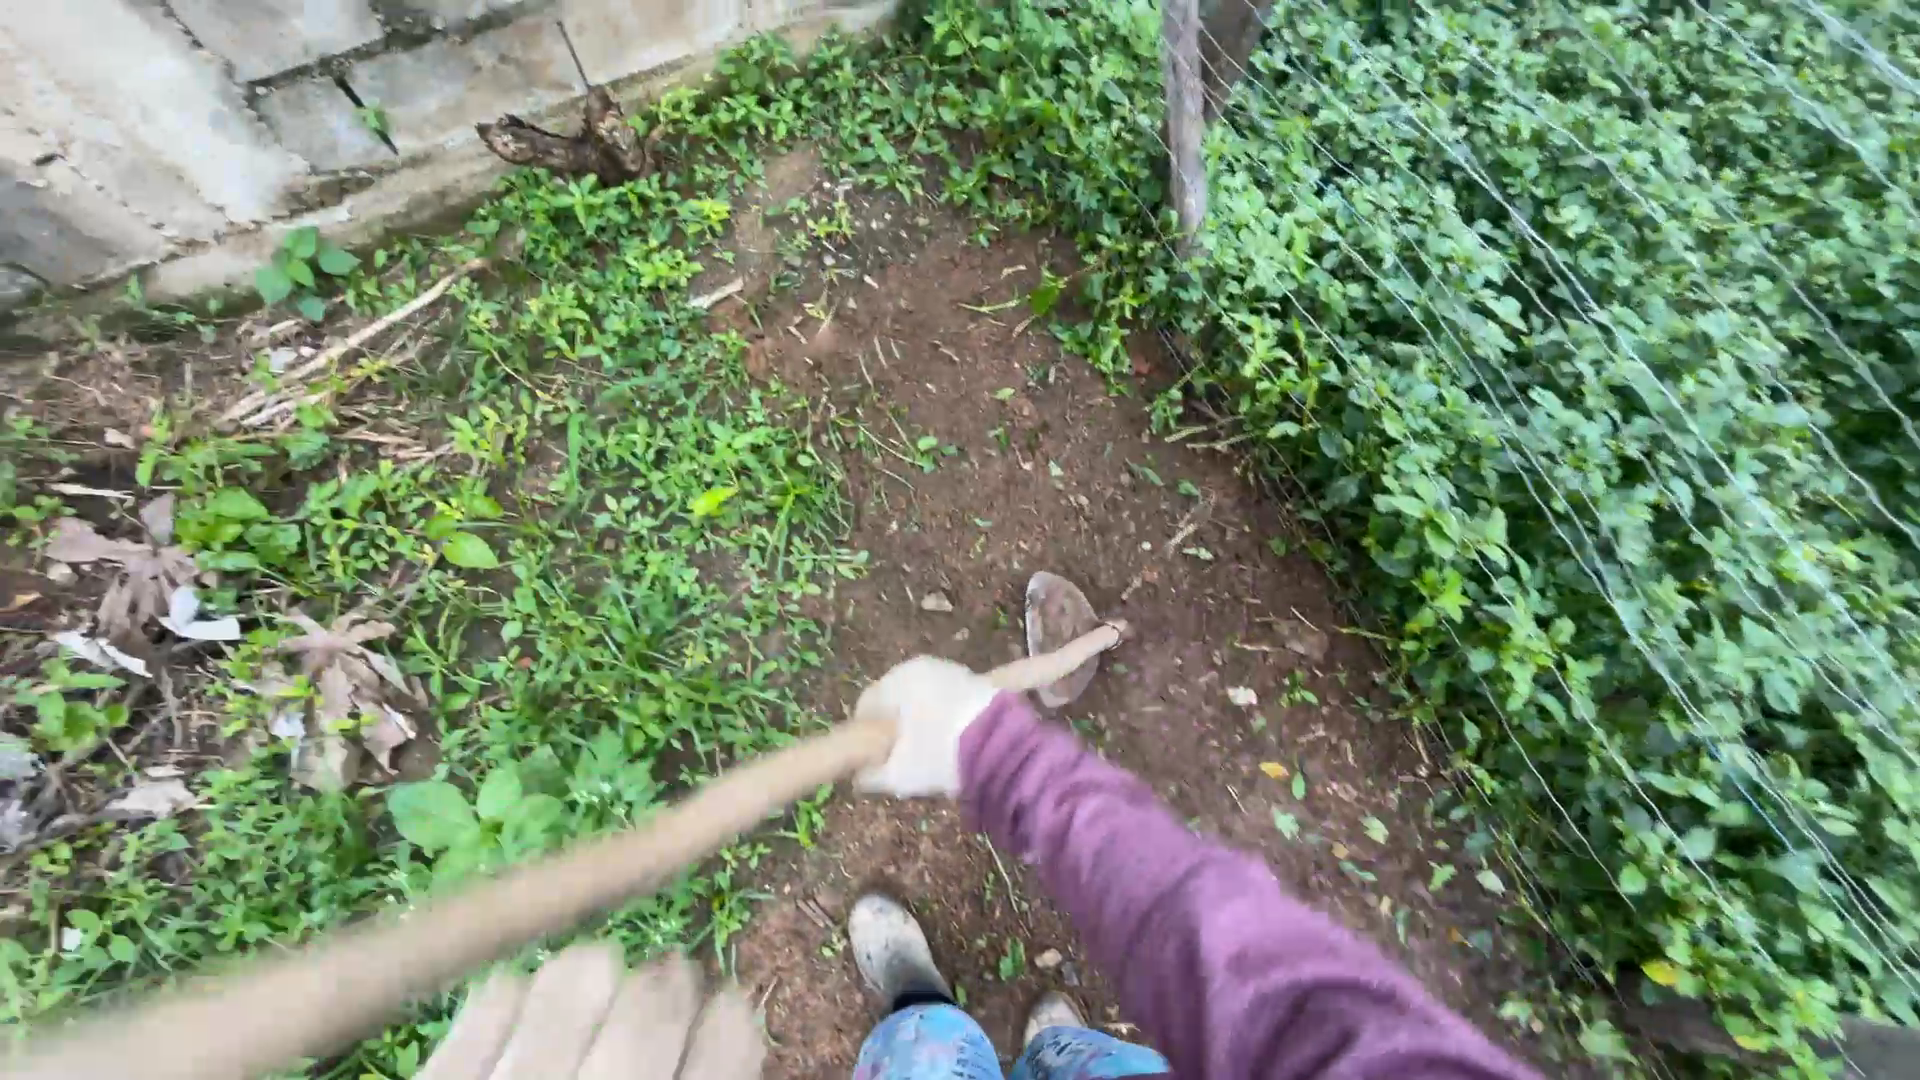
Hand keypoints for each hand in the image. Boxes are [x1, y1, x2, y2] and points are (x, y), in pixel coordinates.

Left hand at [419, 944, 761, 1079]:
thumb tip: (730, 1013)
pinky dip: (511, 999)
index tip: (712, 1014)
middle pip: (657, 997)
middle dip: (664, 986)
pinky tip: (518, 1021)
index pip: (727, 1035)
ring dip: (591, 979)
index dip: (725, 1015)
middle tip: (654, 992)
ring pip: (580, 976)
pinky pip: (494, 1000)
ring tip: (588, 998)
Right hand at [853, 656, 1000, 796]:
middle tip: (902, 761)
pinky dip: (946, 720)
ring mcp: (953, 671)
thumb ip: (870, 774)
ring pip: (924, 701)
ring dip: (922, 724)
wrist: (1001, 745)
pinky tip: (953, 743)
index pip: (866, 705)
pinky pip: (950, 703)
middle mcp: (922, 666)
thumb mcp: (896, 774)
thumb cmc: (938, 753)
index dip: (864, 736)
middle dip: (896, 730)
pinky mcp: (979, 682)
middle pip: (897, 701)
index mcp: (896, 678)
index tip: (873, 762)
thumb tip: (863, 773)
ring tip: (932, 756)